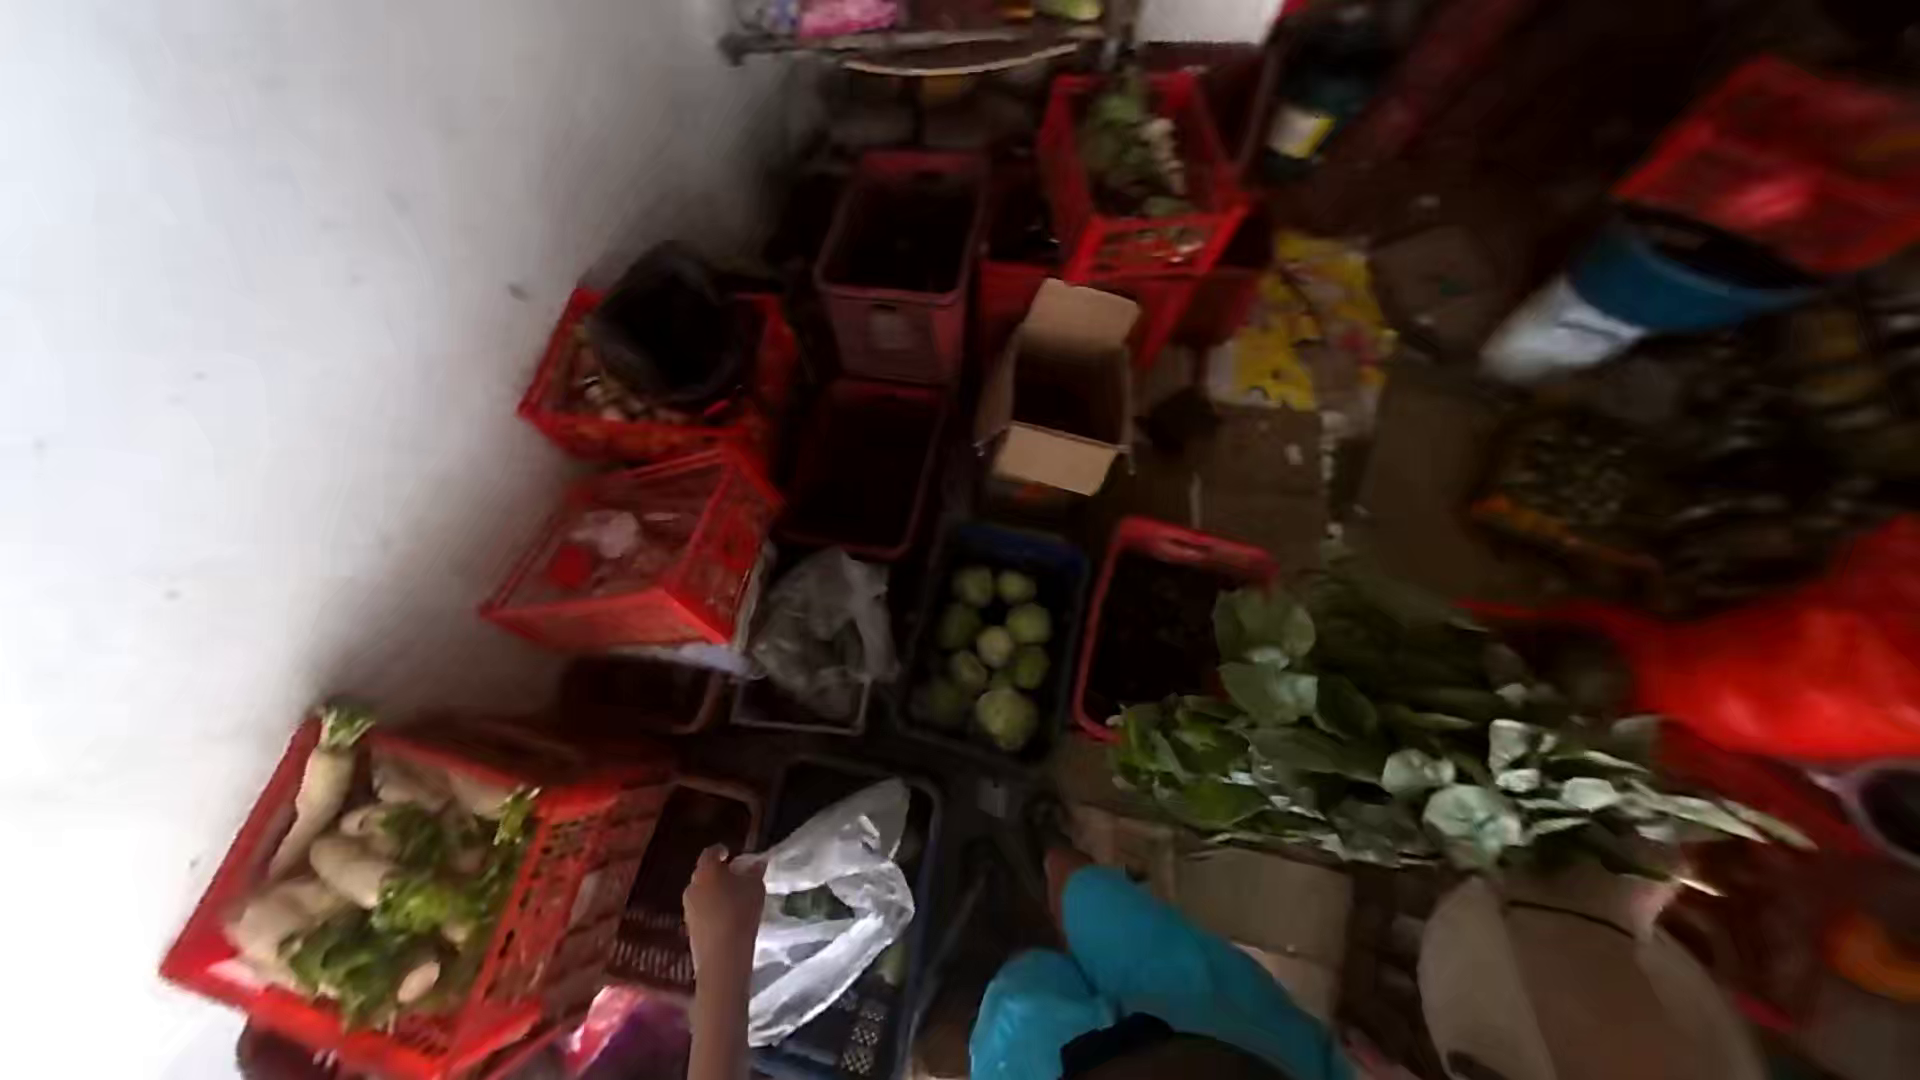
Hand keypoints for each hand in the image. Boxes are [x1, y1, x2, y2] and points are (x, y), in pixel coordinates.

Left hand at [683, 845, 765, 977]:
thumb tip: (757, 863)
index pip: (710, 853)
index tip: (730, 853)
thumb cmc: (740, 911)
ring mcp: (688, 909)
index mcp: (706, 871)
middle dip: (717, 873)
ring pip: (701, 893)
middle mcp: (692, 887)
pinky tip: (726, 917)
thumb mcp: (756, 886)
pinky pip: (701, 911)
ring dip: (713, 892)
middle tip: (734, 875)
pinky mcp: (689, 929)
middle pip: (703, 873)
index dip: (720, 851)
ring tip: (732, 898)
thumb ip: (755, 871)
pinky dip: (711, 909)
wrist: (722, 955)